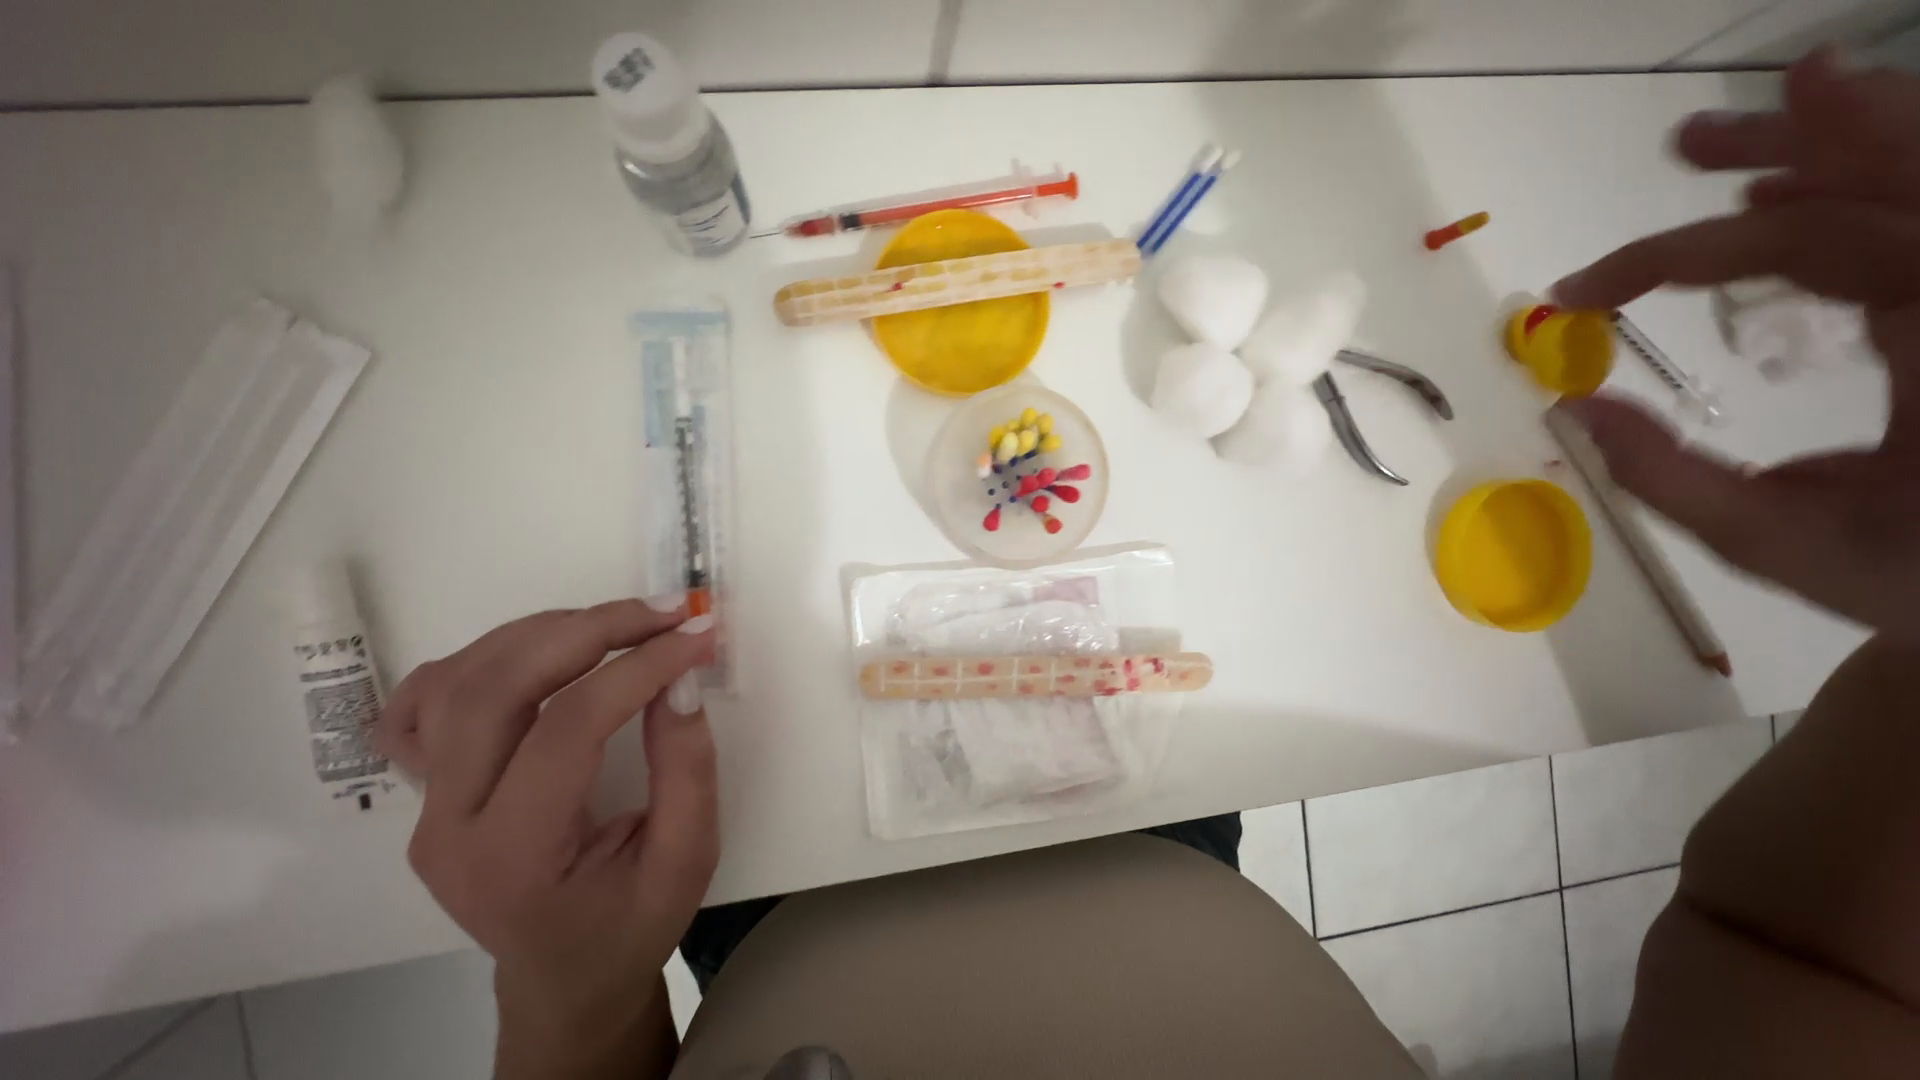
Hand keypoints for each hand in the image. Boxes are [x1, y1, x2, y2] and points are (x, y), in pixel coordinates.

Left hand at [378, 598, 717, 1077]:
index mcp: (515, 858)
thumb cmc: (630, 926)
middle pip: (496, 689)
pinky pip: (428, 699)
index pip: (568, 729)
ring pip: (461, 678)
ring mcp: (426, 804)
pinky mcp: (427, 788)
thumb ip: (686, 770)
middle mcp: (450, 826)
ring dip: (544, 632)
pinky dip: (484, 658)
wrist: (563, 976)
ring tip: (620, 624)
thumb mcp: (687, 860)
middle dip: (588, 629)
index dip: (637, 669)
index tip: (696, 636)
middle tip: (662, 610)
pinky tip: (542, 653)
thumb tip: (678, 676)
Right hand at [1550, 46, 1919, 638]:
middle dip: (1789, 146)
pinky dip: (1849, 193)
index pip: (1823, 247)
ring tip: (1712, 147)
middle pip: (1897, 180)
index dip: (1687, 253)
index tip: (1582, 292)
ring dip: (1821, 149)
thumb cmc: (1904, 573)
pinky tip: (1774, 205)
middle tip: (1683, 144)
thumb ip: (1666, 476)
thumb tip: (1574, 405)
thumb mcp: (1773, 540)